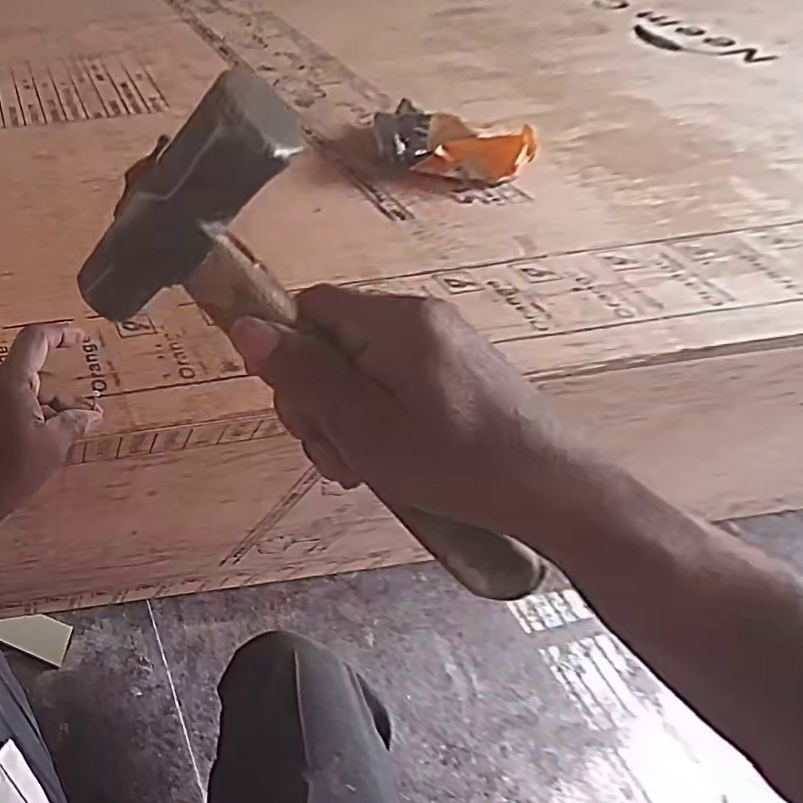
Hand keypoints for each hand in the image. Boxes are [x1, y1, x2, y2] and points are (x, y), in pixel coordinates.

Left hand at [0, 323, 102, 532]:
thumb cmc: (10, 473)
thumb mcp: (53, 445)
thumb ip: (74, 421)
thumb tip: (91, 414)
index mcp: (8, 383)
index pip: (35, 339)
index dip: (61, 334)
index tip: (79, 338)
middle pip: (29, 374)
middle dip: (58, 395)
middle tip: (82, 417)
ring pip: (12, 390)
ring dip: (37, 405)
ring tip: (57, 433)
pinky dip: (14, 412)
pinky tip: (27, 437)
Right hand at [227, 285, 601, 538]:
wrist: (557, 495)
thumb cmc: (452, 461)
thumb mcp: (358, 423)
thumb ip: (299, 372)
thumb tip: (245, 325)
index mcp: (394, 322)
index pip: (306, 306)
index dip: (283, 348)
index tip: (290, 398)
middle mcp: (416, 321)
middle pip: (323, 343)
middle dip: (311, 397)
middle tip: (327, 443)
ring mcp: (434, 347)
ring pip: (346, 371)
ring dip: (334, 418)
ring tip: (354, 462)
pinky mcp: (446, 373)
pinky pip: (378, 385)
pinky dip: (364, 419)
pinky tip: (375, 457)